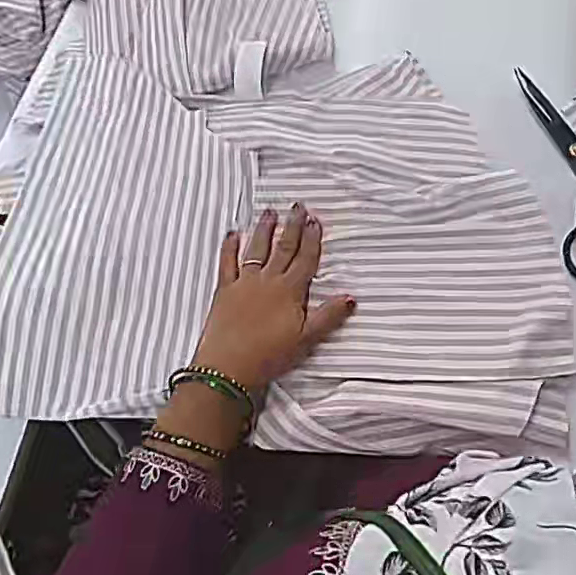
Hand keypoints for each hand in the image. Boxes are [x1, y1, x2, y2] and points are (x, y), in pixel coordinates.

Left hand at [190, 204, 356, 392]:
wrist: (228, 367)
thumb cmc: (269, 355)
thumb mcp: (306, 339)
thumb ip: (328, 316)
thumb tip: (351, 297)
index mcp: (290, 291)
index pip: (306, 259)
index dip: (313, 239)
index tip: (316, 221)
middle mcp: (268, 280)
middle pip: (284, 248)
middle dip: (293, 226)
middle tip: (298, 207)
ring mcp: (244, 283)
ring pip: (257, 249)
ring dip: (265, 229)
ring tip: (270, 212)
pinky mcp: (225, 290)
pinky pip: (227, 262)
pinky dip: (230, 247)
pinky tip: (233, 234)